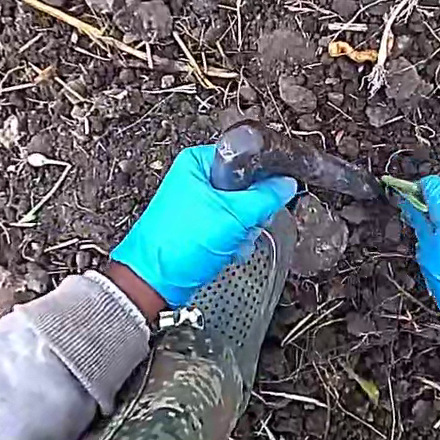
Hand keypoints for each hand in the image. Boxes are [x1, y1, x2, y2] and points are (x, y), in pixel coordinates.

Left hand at [110, 145, 296, 307]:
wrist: (154, 282)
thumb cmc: (178, 244)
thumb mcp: (233, 216)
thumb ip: (265, 197)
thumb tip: (286, 184)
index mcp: (197, 162)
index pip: (243, 158)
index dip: (260, 177)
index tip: (269, 193)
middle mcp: (195, 178)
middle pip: (244, 186)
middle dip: (251, 211)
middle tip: (245, 223)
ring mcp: (197, 203)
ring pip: (239, 209)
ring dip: (243, 229)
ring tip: (234, 241)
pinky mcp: (199, 225)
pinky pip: (229, 226)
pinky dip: (233, 240)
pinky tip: (229, 250)